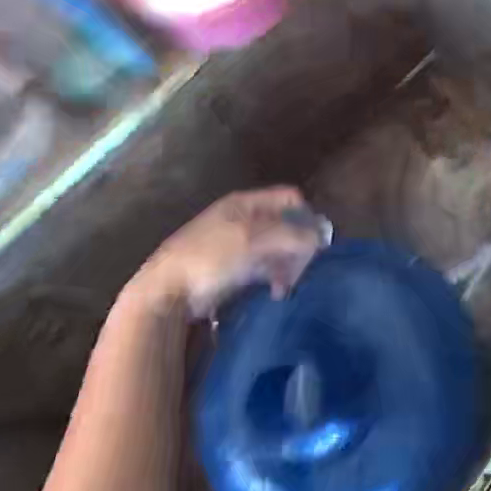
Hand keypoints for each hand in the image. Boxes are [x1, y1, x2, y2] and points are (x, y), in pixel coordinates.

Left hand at [127, 187, 327, 318]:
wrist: (168, 292)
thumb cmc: (210, 257)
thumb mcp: (254, 240)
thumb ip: (292, 235)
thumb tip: (323, 237)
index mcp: (246, 204)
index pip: (289, 198)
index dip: (306, 215)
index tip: (315, 240)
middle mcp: (245, 219)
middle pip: (287, 225)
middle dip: (298, 245)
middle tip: (302, 269)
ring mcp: (239, 244)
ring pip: (278, 248)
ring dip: (288, 265)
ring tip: (286, 286)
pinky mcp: (235, 269)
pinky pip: (266, 267)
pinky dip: (275, 276)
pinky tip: (277, 291)